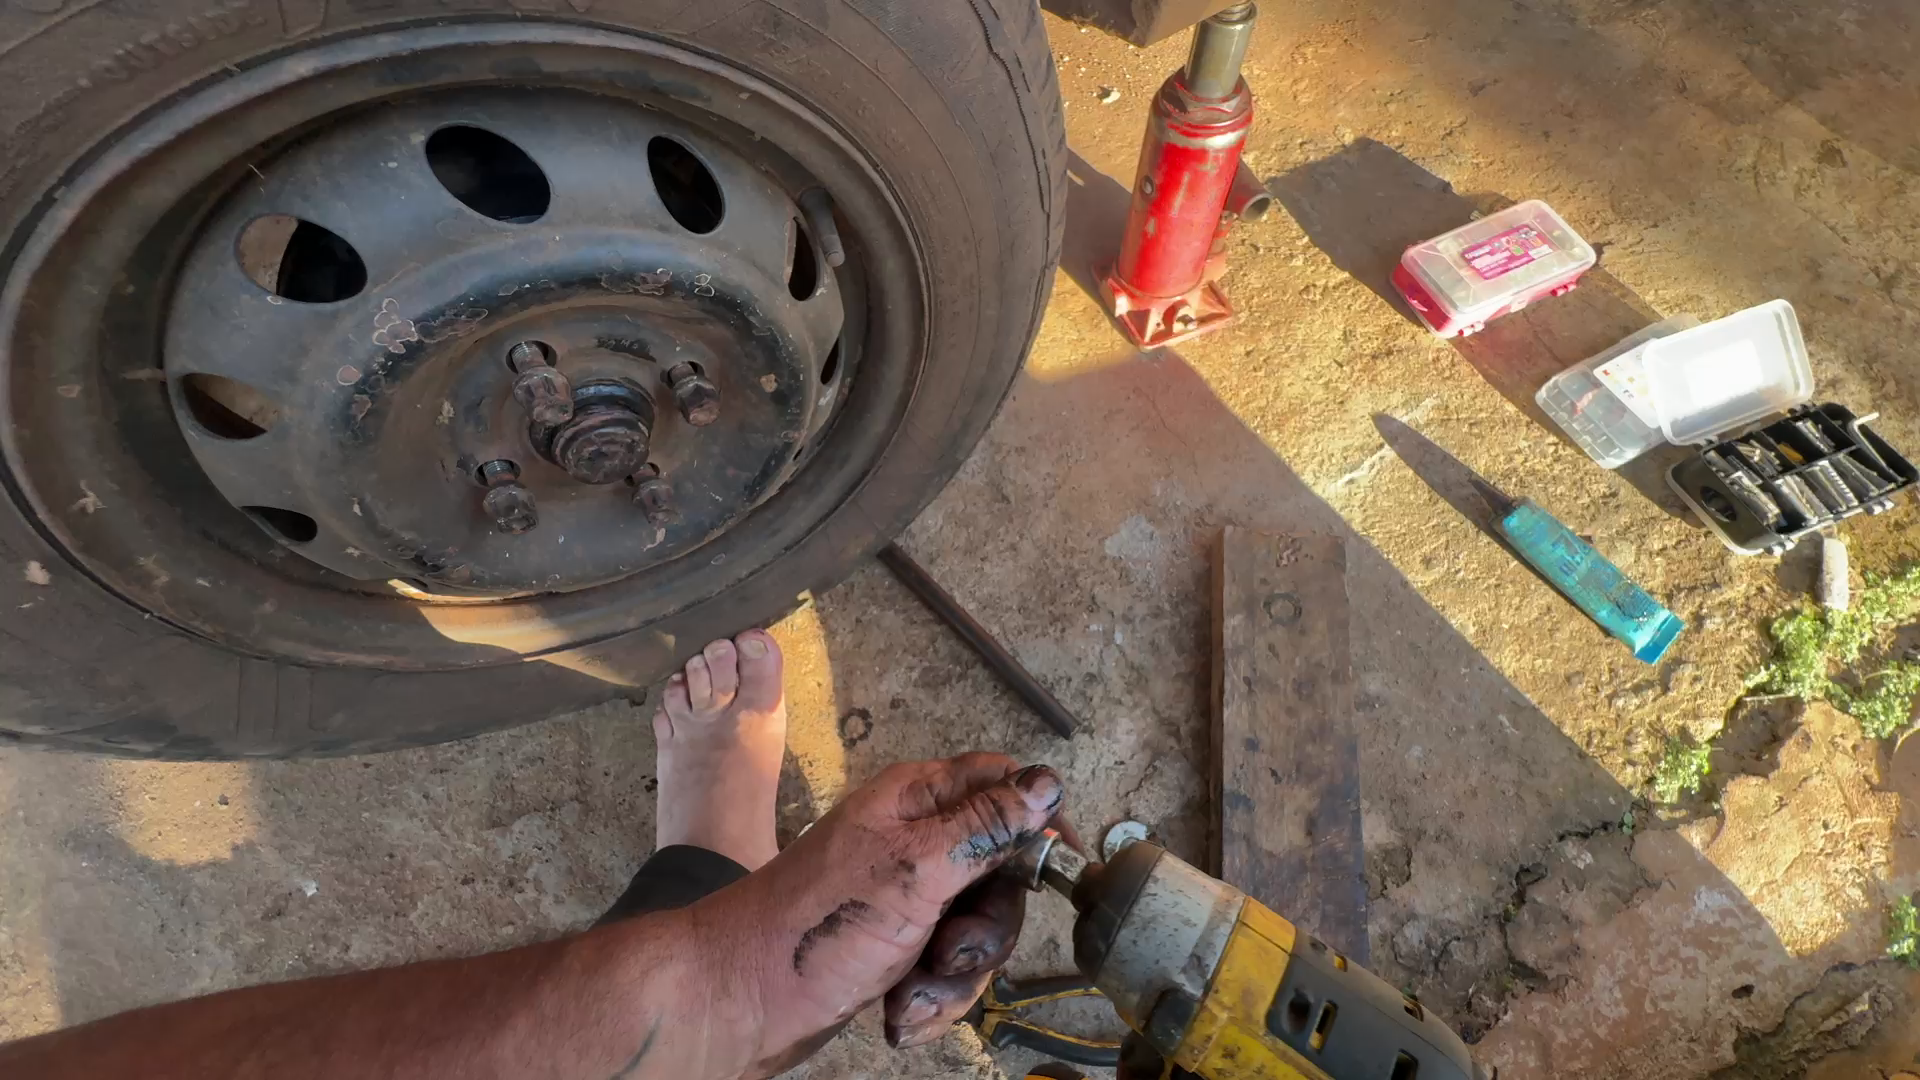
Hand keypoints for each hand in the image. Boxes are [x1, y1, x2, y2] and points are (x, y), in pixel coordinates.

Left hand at [688, 753, 1062, 1075]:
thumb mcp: (915, 867)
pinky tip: (899, 1013)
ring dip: (955, 974)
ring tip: (911, 996)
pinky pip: (949, 964)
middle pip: (1000, 869)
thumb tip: (1047, 782)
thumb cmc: (823, 922)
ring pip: (978, 925)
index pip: (1001, 783)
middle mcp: (919, 837)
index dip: (1038, 818)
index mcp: (919, 798)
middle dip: (986, 925)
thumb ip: (985, 826)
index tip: (1064, 865)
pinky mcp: (901, 940)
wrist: (739, 1002)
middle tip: (950, 950)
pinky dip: (932, 995)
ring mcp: (910, 892)